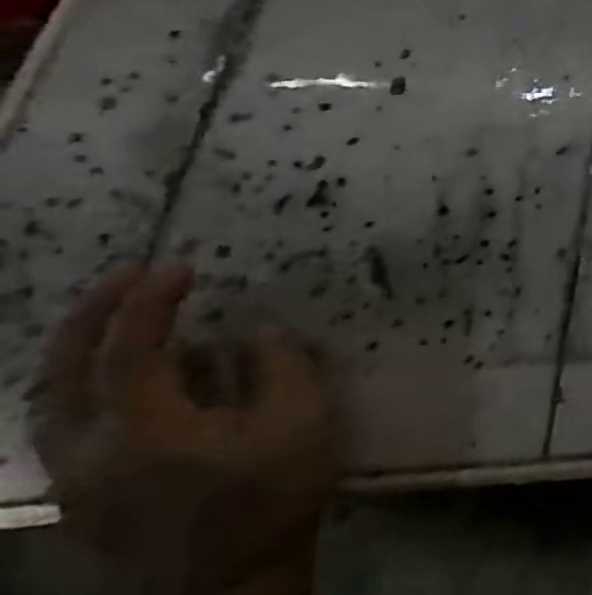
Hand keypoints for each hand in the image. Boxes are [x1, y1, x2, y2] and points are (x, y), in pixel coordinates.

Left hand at [31, 263, 336, 594]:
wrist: (235, 579)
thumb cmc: (273, 493)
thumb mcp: (300, 420)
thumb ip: (279, 368)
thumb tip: (257, 335)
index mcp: (143, 432)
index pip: (132, 352)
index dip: (150, 304)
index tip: (178, 266)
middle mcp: (90, 452)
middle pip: (63, 375)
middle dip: (91, 317)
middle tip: (129, 274)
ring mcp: (78, 478)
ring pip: (53, 402)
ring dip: (80, 350)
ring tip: (123, 317)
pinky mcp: (87, 493)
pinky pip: (71, 424)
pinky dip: (91, 384)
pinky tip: (141, 378)